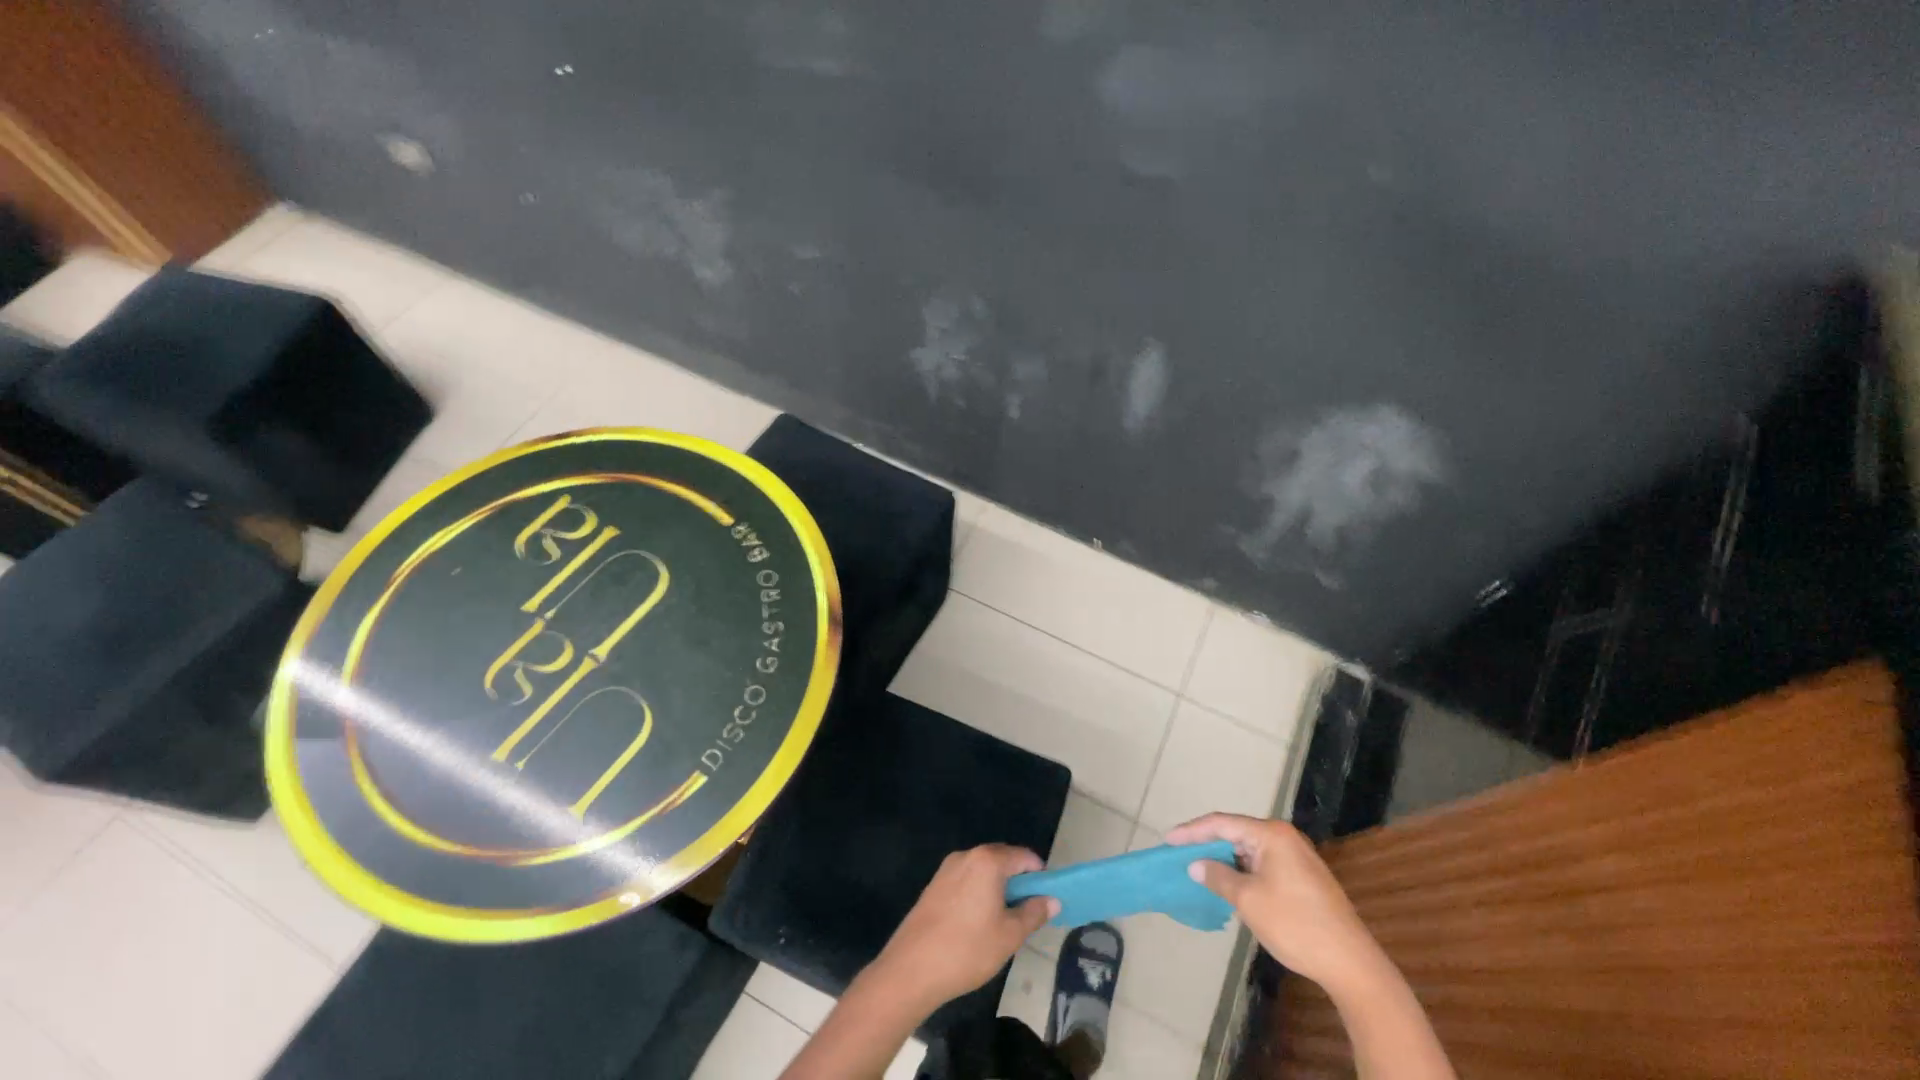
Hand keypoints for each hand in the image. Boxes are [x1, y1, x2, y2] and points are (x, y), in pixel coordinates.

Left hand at [868, 844, 1057, 1013]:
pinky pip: (965, 882)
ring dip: (997, 889)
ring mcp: (945, 871)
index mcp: (987, 861)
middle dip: (1018, 882)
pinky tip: (977, 924)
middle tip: (1027, 913)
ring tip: (1003, 922)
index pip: (1024, 856)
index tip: (1045, 900)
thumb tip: (1052, 900)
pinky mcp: (932, 887)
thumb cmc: (968, 950)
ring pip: (982, 872)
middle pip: (1002, 859)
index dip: (1040, 876)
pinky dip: (978, 894)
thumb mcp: (1010, 935)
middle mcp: (965, 857)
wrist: (911, 970)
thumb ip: (1034, 913)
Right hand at [1169, 813, 1387, 996]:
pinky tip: (1228, 885)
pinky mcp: (1303, 878)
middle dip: (1207, 844)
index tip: (1168, 840)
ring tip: (1198, 870)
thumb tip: (1196, 864)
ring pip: (1250, 851)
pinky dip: (1242, 872)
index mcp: (1272, 835)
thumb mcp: (1248, 900)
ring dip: (1225, 860)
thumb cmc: (1294, 923)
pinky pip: (1263, 865)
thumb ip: (1218, 877)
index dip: (1192, 831)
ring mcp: (1297, 858)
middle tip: (1180, 855)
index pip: (1222, 823)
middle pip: (1237, 833)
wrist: (1348, 960)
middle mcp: (1286, 838)